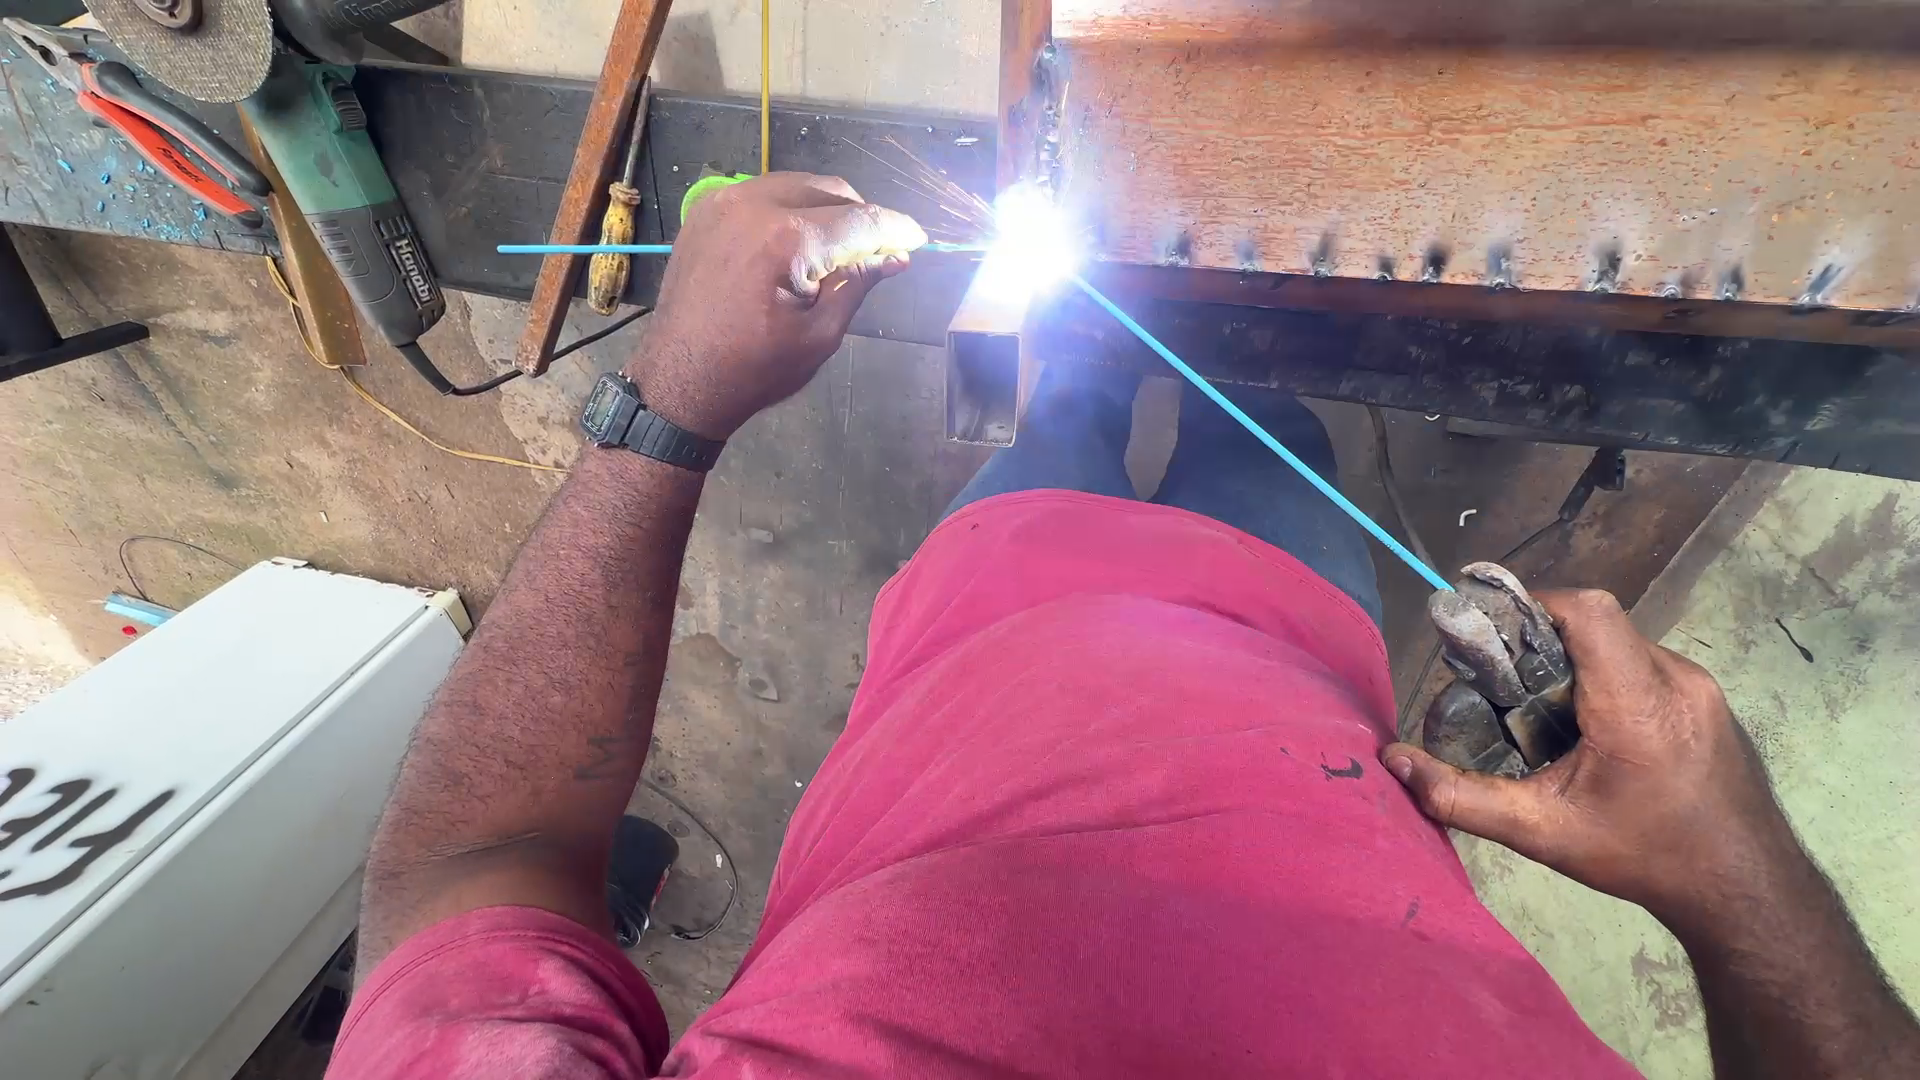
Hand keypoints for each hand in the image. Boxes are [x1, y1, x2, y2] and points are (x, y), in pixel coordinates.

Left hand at [630, 172, 926, 439]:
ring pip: (795, 185)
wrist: (681, 379)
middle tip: (880, 250)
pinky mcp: (706, 211)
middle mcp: (753, 203)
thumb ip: (858, 285)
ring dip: (827, 210)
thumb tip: (897, 257)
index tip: (918, 238)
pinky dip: (791, 210)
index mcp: (786, 238)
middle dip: (861, 215)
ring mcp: (723, 201)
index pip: (859, 219)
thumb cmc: (755, 370)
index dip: (895, 227)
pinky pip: (763, 194)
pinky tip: (799, 246)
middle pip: (828, 189)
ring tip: (840, 251)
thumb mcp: (819, 335)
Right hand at [1381, 589, 1802, 930]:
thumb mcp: (1541, 832)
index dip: (1532, 603)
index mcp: (1638, 706)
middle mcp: (1676, 682)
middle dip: (1535, 638)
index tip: (1489, 629)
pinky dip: (1594, 671)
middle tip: (1498, 679)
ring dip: (1564, 656)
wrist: (1751, 895)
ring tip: (1533, 703)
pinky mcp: (1703, 698)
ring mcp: (1697, 687)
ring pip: (1612, 640)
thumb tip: (1392, 761)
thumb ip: (1460, 797)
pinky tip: (1577, 719)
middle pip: (1592, 623)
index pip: (1589, 612)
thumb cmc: (1645, 857)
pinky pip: (1635, 658)